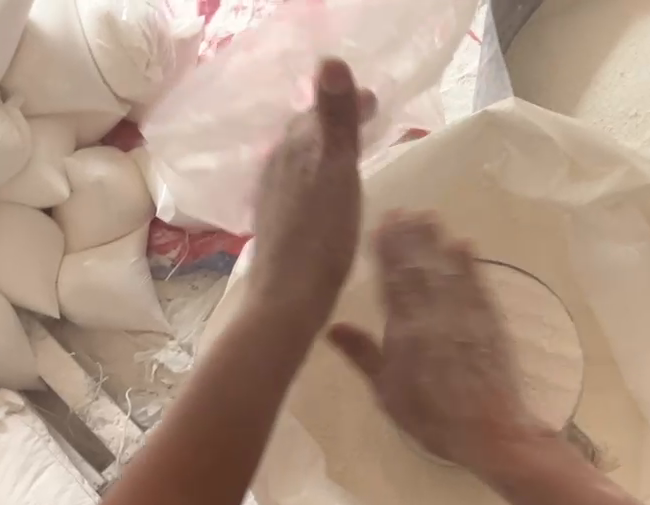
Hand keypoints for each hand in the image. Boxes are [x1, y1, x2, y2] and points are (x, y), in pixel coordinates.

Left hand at [246, 59, 375, 325]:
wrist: (289, 299)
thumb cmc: (321, 239)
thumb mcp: (336, 174)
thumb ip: (336, 120)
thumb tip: (331, 60)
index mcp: (295, 150)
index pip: (321, 113)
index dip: (348, 105)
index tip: (375, 103)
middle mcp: (277, 168)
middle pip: (307, 135)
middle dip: (333, 126)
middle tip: (365, 125)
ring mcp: (274, 200)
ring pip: (300, 163)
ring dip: (323, 154)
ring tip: (348, 159)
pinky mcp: (276, 229)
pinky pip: (298, 190)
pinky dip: (316, 183)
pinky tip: (326, 201)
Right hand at [328, 213, 554, 470]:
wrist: (489, 431)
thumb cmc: (432, 419)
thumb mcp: (388, 394)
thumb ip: (364, 356)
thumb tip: (331, 327)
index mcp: (406, 330)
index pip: (393, 279)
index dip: (388, 249)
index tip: (382, 223)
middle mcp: (436, 314)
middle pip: (420, 266)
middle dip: (411, 236)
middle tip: (404, 210)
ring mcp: (466, 315)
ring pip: (448, 268)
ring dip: (438, 240)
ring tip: (429, 216)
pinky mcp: (491, 323)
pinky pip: (478, 284)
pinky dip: (469, 263)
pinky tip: (464, 245)